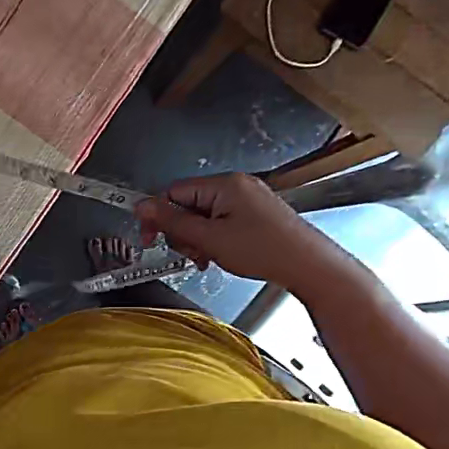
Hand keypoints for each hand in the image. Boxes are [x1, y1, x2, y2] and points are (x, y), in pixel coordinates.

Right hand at [135, 172, 351, 290]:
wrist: (307, 264)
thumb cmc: (262, 250)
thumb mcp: (208, 238)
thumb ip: (171, 221)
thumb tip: (141, 206)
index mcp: (223, 184)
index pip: (174, 192)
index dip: (158, 216)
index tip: (149, 239)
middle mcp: (235, 186)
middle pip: (187, 204)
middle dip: (181, 231)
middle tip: (189, 252)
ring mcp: (246, 199)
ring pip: (202, 216)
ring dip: (196, 239)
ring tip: (206, 258)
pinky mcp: (254, 214)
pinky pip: (220, 222)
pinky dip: (212, 240)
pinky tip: (216, 256)